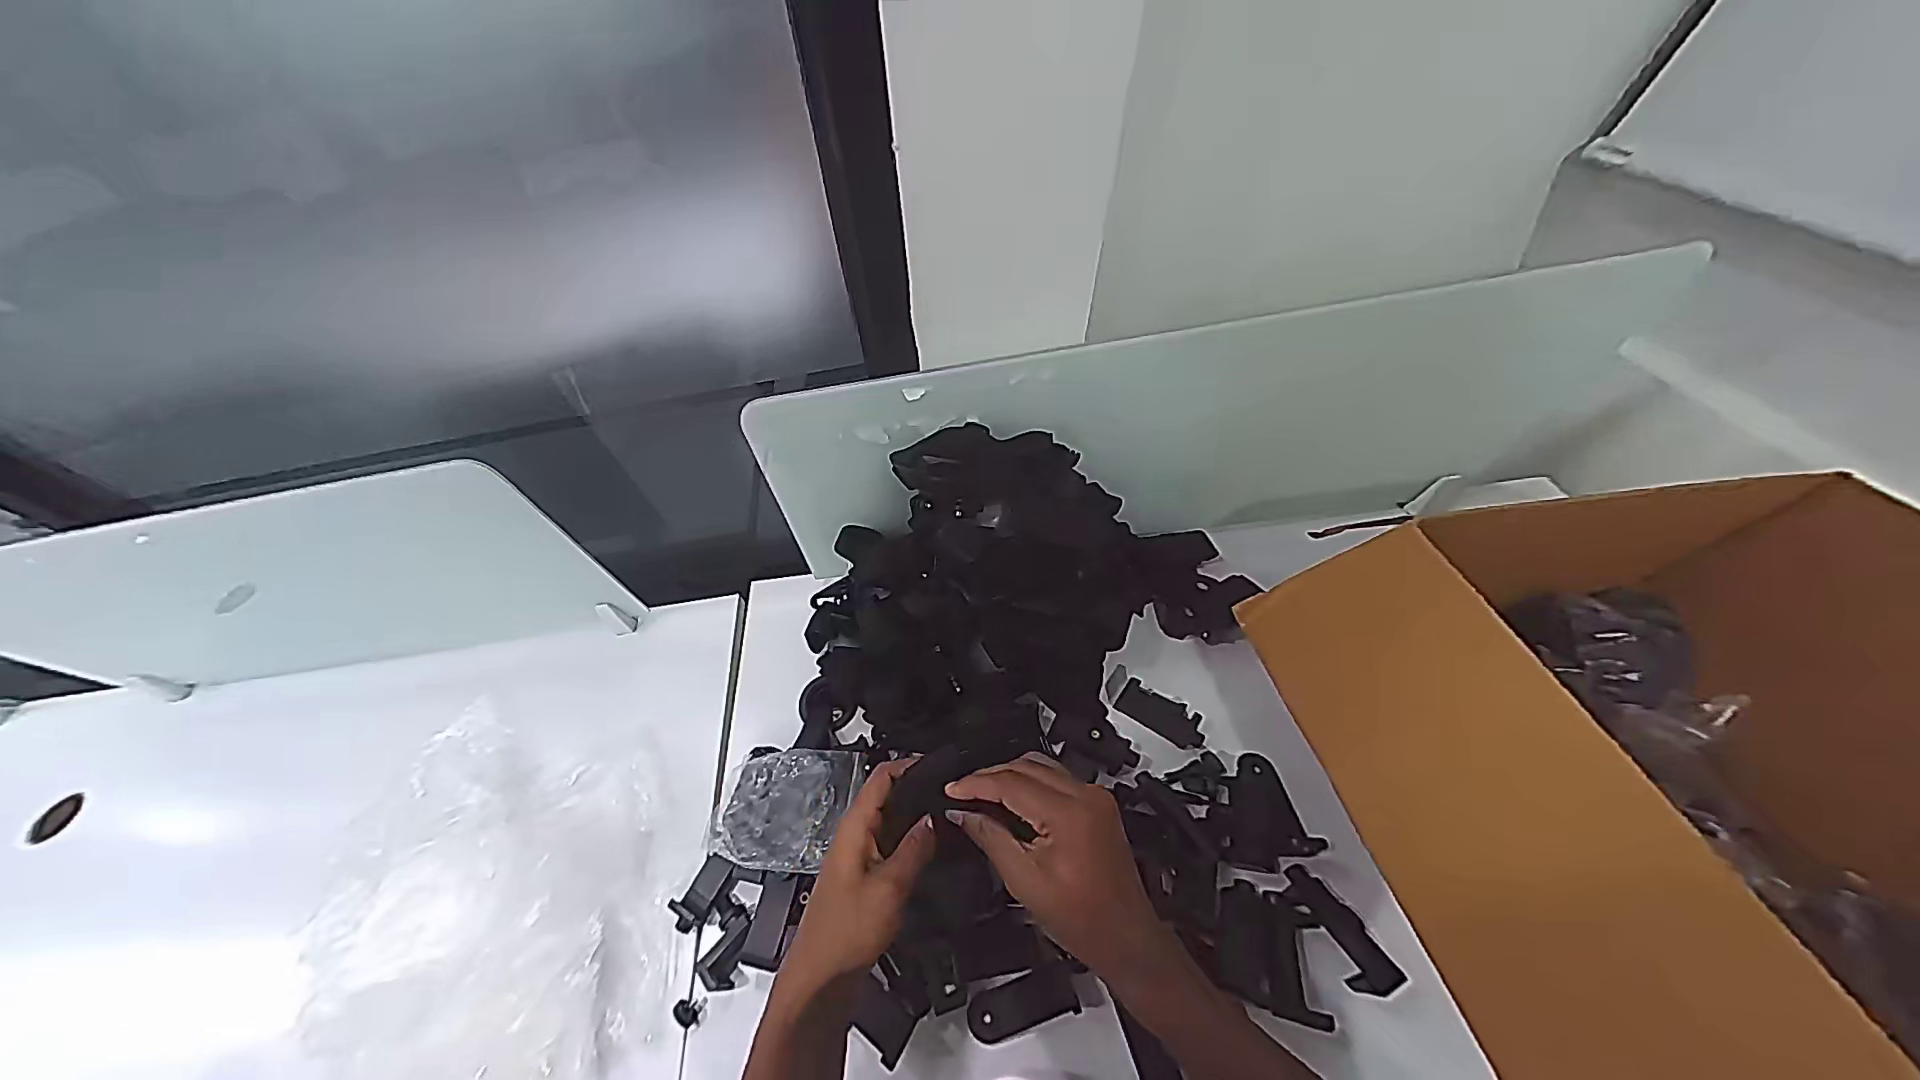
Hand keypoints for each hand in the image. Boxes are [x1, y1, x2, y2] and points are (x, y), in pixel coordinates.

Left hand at [773, 758, 937, 1001]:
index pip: (881, 776)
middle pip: (887, 796)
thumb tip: (933, 819)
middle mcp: (853, 836)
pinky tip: (928, 853)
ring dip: (915, 817)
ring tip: (945, 819)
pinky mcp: (864, 876)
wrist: (821, 979)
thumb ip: (915, 848)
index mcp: (854, 828)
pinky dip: (910, 842)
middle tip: (948, 794)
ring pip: (891, 822)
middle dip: (917, 790)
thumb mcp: (889, 887)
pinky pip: (890, 845)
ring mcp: (858, 856)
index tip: (937, 766)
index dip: (909, 764)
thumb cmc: (843, 935)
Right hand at [945, 753, 1185, 984]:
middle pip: (1025, 765)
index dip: (975, 783)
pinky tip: (1012, 800)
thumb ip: (990, 838)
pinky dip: (1030, 783)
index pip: (1010, 782)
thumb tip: (964, 813)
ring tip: (981, 795)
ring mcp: (1095, 797)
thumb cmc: (1087, 920)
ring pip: (1040, 766)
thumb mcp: (1024, 881)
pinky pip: (1056, 778)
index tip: (952, 790)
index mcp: (1069, 814)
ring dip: (1009, 776)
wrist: (1126, 937)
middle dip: (989, 776)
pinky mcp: (1098, 803)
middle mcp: (1086, 796)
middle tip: (962, 793)